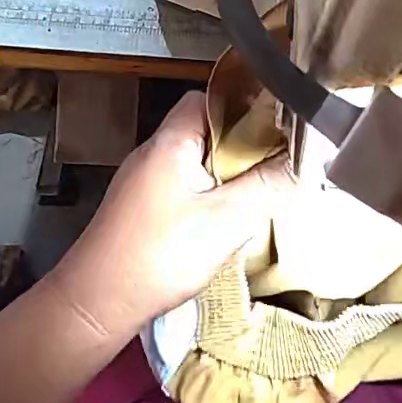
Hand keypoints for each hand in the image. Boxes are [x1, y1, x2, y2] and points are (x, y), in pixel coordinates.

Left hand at [40, 91, 289, 341]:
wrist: (97, 304)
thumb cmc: (159, 257)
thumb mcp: (227, 220)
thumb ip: (268, 186)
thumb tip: (304, 160)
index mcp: (171, 142)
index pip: (211, 98)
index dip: (247, 105)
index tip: (278, 124)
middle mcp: (154, 153)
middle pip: (207, 128)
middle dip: (244, 143)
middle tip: (276, 161)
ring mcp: (145, 180)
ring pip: (198, 158)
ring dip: (228, 170)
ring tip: (259, 188)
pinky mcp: (143, 205)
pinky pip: (187, 183)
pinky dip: (211, 190)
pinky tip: (228, 214)